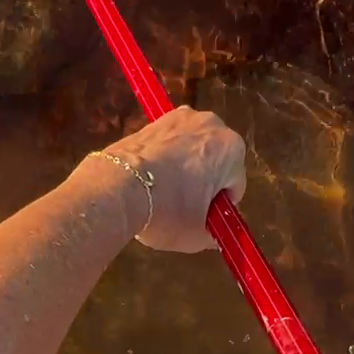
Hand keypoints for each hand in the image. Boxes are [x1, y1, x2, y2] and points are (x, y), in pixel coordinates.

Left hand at [89, 107, 246, 253]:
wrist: (119, 188)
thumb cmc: (167, 212)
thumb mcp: (196, 236)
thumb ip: (212, 234)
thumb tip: (213, 233)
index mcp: (232, 148)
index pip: (234, 186)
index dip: (219, 208)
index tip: (203, 221)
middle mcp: (212, 123)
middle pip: (214, 163)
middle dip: (203, 184)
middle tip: (182, 210)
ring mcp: (180, 117)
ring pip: (190, 152)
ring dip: (183, 171)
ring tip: (162, 197)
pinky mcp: (154, 120)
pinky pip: (167, 147)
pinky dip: (163, 162)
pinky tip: (149, 183)